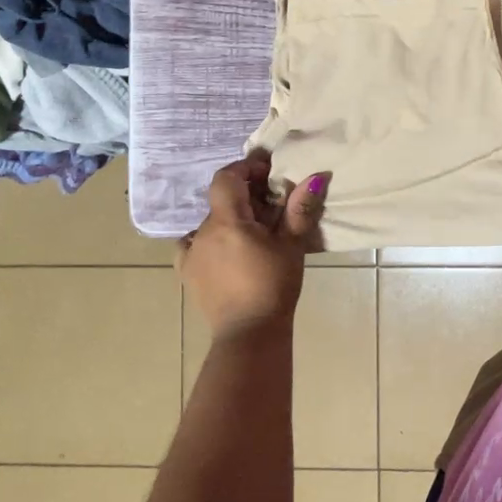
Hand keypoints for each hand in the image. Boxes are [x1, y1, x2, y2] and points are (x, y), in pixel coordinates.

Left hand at [178, 154, 328, 340]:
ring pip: (211, 223)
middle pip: (222, 201)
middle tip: (273, 206)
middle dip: (245, 197)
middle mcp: (201, 232)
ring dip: (231, 219)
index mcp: (227, 222)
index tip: (267, 171)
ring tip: (253, 233)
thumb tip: (314, 177)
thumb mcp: (292, 245)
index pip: (226, 178)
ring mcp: (190, 253)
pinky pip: (194, 244)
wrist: (249, 333)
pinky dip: (210, 239)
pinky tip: (225, 250)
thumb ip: (299, 209)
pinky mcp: (187, 272)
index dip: (245, 168)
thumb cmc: (274, 285)